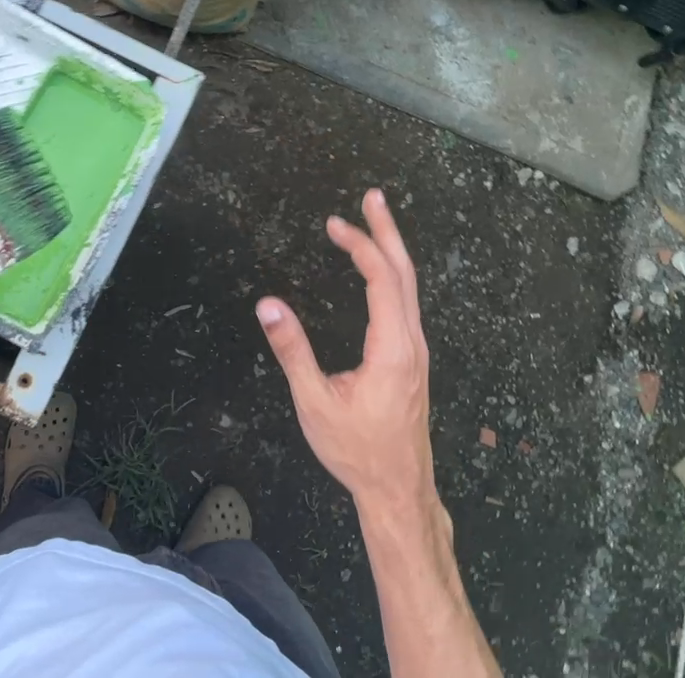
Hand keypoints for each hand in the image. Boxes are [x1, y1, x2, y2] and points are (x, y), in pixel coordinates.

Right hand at [256, 188, 435, 513]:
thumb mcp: (315, 403)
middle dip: (388, 231)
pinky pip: (406, 303)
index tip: (333, 224)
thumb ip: (293, 351)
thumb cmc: (356, 450)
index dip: (360, 245)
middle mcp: (412, 342)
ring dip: (391, 250)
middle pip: (405, 273)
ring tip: (374, 222)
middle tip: (373, 196)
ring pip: (409, 288)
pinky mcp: (413, 360)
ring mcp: (417, 351)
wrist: (399, 489)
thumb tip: (268, 305)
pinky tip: (379, 272)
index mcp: (393, 347)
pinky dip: (392, 274)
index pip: (382, 279)